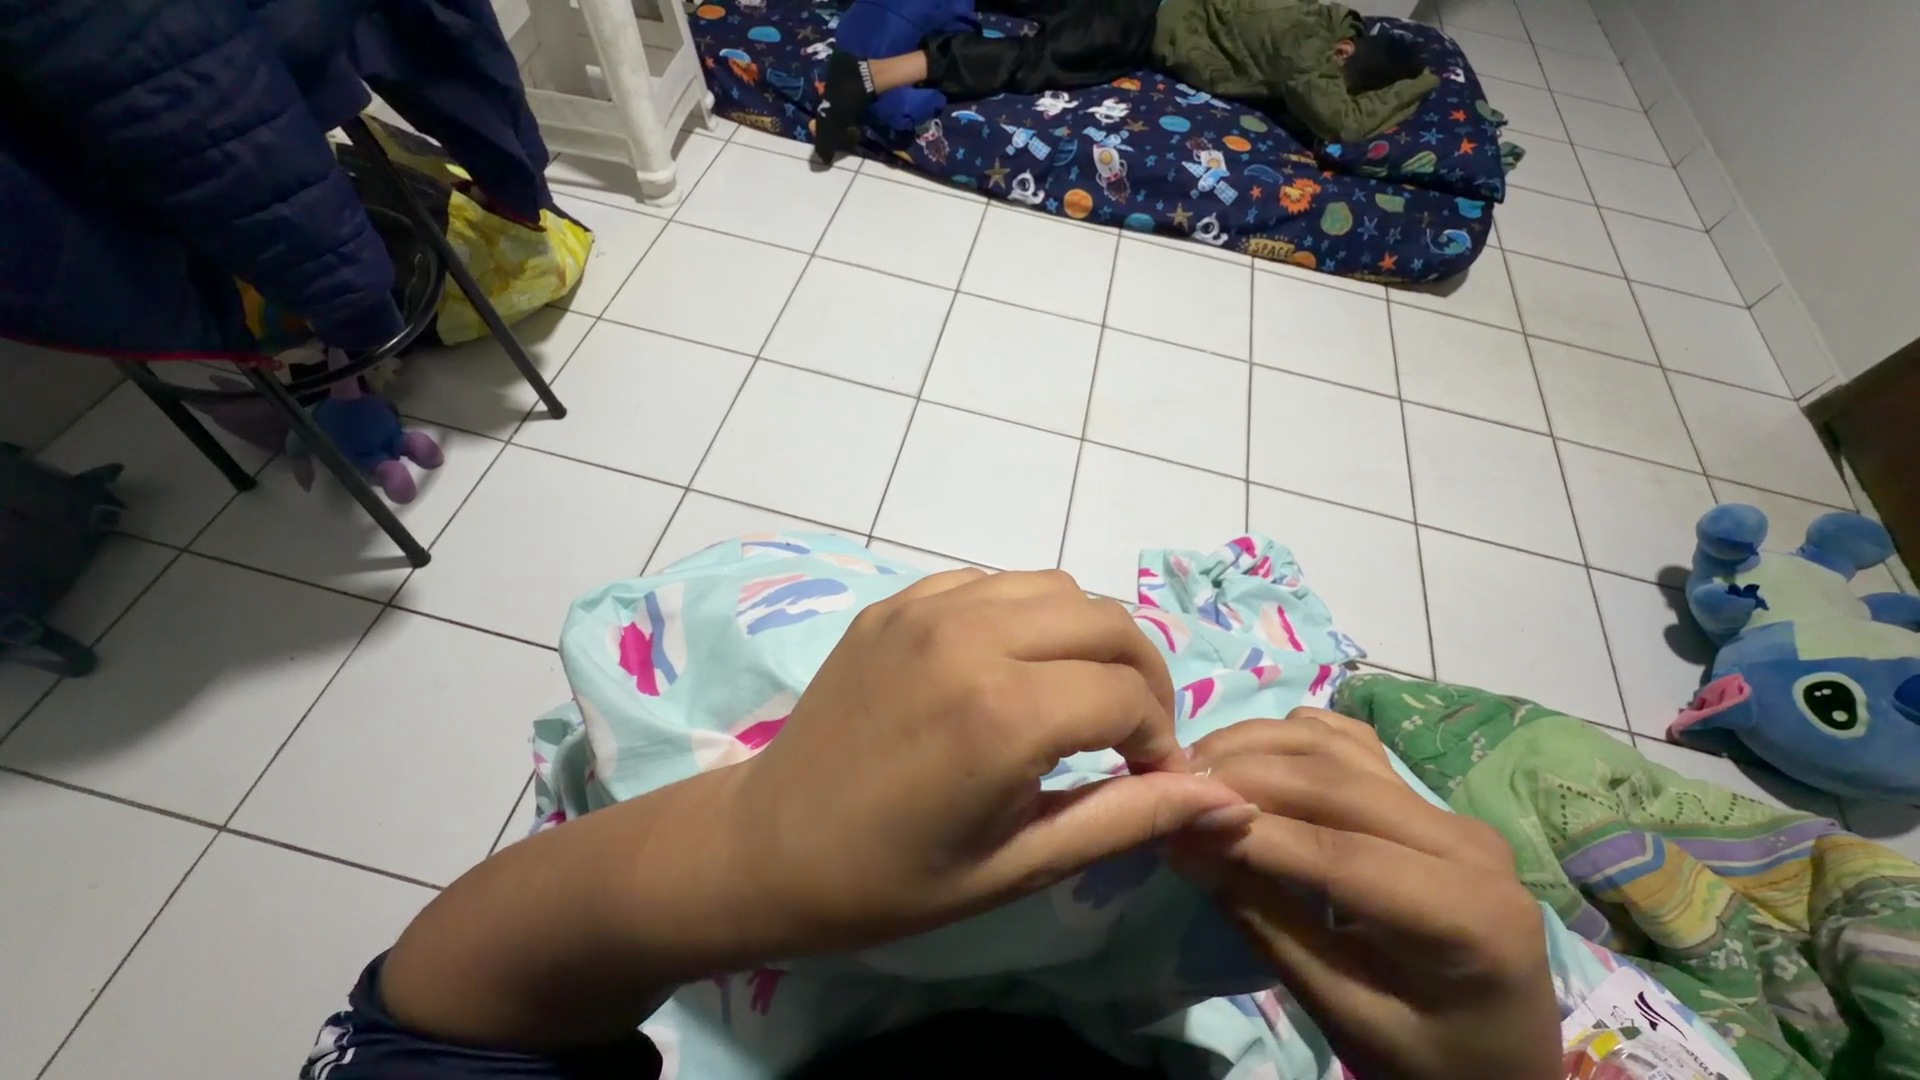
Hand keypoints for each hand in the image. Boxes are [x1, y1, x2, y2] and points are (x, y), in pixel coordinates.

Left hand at [380, 567, 1252, 1049]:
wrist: (766, 844)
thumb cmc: (889, 878)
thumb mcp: (1016, 866)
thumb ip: (1126, 819)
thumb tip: (1227, 800)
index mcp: (1002, 711)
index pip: (1130, 696)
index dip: (1161, 743)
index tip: (1152, 783)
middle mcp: (971, 634)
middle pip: (1109, 623)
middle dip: (1142, 679)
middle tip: (1129, 738)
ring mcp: (928, 604)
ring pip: (1058, 588)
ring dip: (1090, 640)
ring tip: (1076, 699)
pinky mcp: (898, 599)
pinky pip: (995, 582)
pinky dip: (1029, 616)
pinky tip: (1011, 668)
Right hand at [1170, 709, 1560, 1079]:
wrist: (1500, 1057)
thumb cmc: (1427, 1057)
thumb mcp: (1345, 1013)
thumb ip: (1265, 922)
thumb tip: (1183, 844)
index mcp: (1467, 915)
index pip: (1341, 855)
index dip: (1252, 833)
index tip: (1175, 823)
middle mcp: (1466, 842)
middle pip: (1335, 782)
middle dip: (1244, 775)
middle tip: (1171, 782)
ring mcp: (1448, 810)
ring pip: (1337, 746)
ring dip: (1259, 743)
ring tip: (1196, 762)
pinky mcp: (1425, 798)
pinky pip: (1352, 743)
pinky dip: (1293, 734)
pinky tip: (1249, 751)